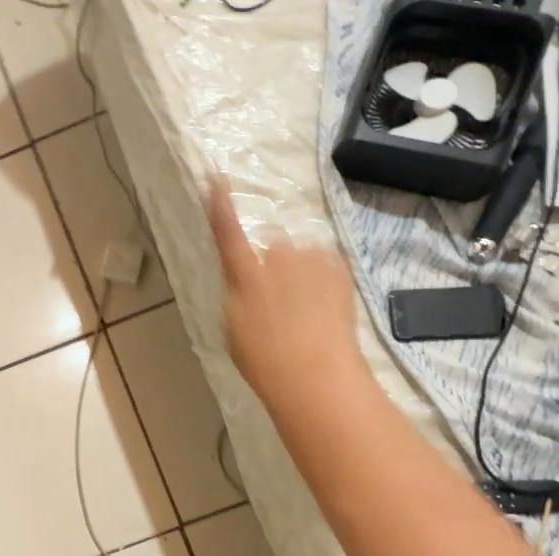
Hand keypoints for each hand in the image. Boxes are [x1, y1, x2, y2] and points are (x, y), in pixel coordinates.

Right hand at [207, 177, 362, 396]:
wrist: (315, 373)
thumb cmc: (264, 361)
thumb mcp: (234, 331)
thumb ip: (238, 296)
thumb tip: (247, 282)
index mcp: (244, 276)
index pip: (228, 234)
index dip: (221, 207)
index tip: (217, 178)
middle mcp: (278, 257)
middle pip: (274, 246)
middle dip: (275, 264)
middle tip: (277, 303)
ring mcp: (313, 259)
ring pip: (303, 254)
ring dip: (301, 272)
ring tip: (304, 312)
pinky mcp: (341, 267)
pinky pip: (327, 264)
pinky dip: (324, 279)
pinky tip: (324, 309)